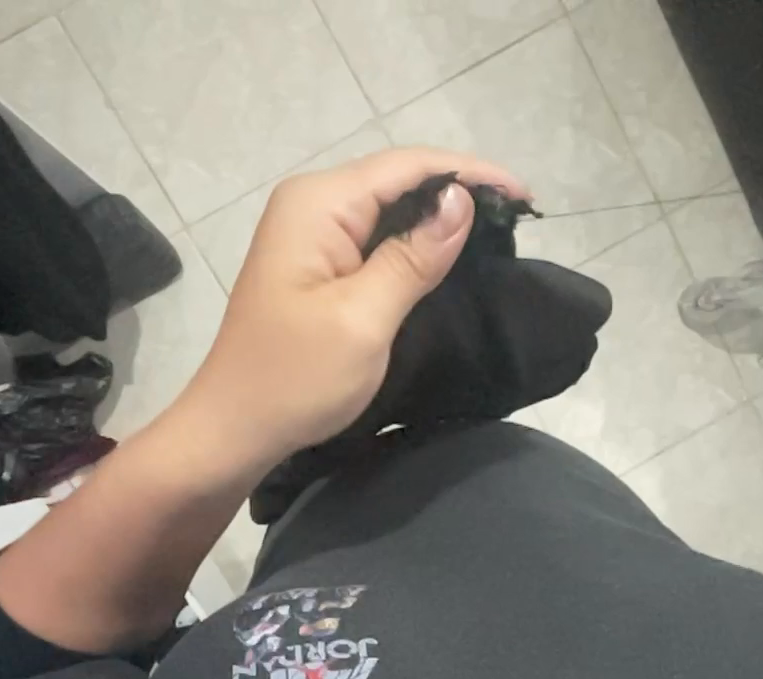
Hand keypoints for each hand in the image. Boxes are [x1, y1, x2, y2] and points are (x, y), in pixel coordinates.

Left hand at [181, 148, 526, 461]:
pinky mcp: (317, 266)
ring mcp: (310, 236)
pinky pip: (375, 239)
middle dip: (458, 192)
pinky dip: (414, 245)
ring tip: (495, 236)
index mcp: (318, 205)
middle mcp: (311, 206)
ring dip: (439, 219)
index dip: (470, 174)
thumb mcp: (362, 319)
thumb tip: (461, 200)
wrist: (237, 427)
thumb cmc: (296, 378)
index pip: (407, 167)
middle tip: (517, 221)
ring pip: (388, 209)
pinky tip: (446, 257)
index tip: (525, 198)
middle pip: (398, 180)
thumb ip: (412, 257)